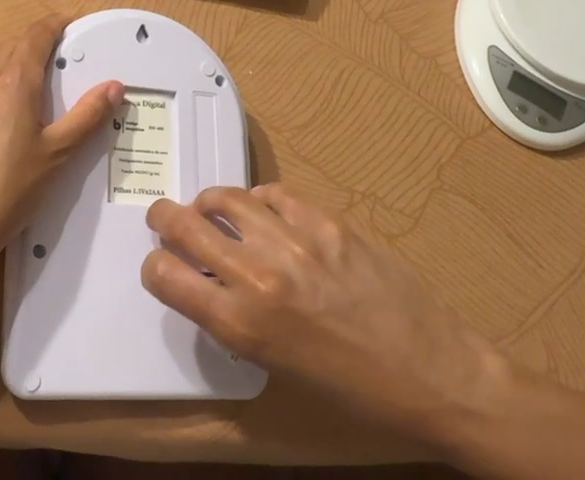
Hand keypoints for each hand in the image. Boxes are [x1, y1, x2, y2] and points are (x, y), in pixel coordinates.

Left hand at [0, 15, 122, 264]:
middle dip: (43, 39)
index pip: (36, 34)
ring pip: (1, 60)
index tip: (79, 26)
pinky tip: (28, 105)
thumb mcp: (57, 152)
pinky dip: (12, 76)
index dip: (57, 24)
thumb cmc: (10, 185)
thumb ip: (87, 116)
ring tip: (56, 76)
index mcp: (13, 79)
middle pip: (17, 43)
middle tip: (75, 53)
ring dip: (26, 57)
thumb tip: (114, 85)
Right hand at [141, 185, 509, 445]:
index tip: (162, 266)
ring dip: (210, 203)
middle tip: (165, 218)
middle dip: (165, 217)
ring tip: (211, 209)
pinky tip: (263, 211)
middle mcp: (257, 277)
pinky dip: (260, 200)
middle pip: (185, 224)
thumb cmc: (353, 390)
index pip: (165, 275)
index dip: (155, 267)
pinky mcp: (327, 222)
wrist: (430, 374)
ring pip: (227, 198)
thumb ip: (235, 322)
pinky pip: (276, 195)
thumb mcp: (276, 367)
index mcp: (240, 324)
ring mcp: (294, 242)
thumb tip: (213, 286)